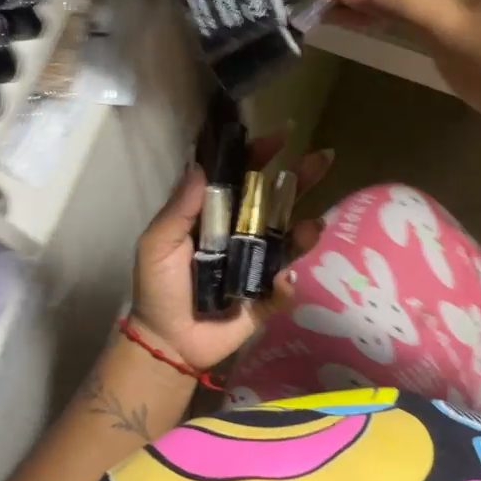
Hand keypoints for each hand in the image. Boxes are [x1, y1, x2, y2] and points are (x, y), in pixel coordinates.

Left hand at [131, 138, 327, 371]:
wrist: (167, 341)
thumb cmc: (159, 288)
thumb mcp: (158, 244)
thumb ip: (178, 209)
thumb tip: (199, 167)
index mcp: (214, 218)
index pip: (240, 179)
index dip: (258, 157)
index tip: (279, 139)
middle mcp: (240, 236)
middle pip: (276, 203)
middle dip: (300, 180)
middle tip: (322, 160)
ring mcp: (257, 267)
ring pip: (288, 241)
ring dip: (303, 231)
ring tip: (311, 227)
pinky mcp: (265, 299)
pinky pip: (284, 288)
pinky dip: (287, 285)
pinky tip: (284, 281)